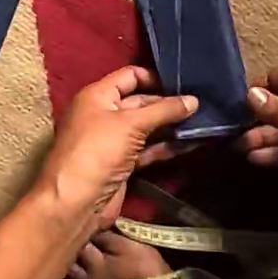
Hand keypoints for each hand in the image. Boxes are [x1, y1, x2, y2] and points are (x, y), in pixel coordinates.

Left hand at [37, 66, 197, 228]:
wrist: (76, 202)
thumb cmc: (98, 151)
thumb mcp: (131, 124)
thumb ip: (164, 110)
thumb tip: (194, 100)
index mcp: (97, 95)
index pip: (129, 76)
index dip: (155, 77)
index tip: (183, 83)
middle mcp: (103, 114)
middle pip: (140, 101)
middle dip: (167, 104)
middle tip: (200, 105)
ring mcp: (112, 141)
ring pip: (146, 127)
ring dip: (170, 126)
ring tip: (201, 123)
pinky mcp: (121, 163)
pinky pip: (147, 149)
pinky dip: (165, 147)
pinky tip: (189, 144)